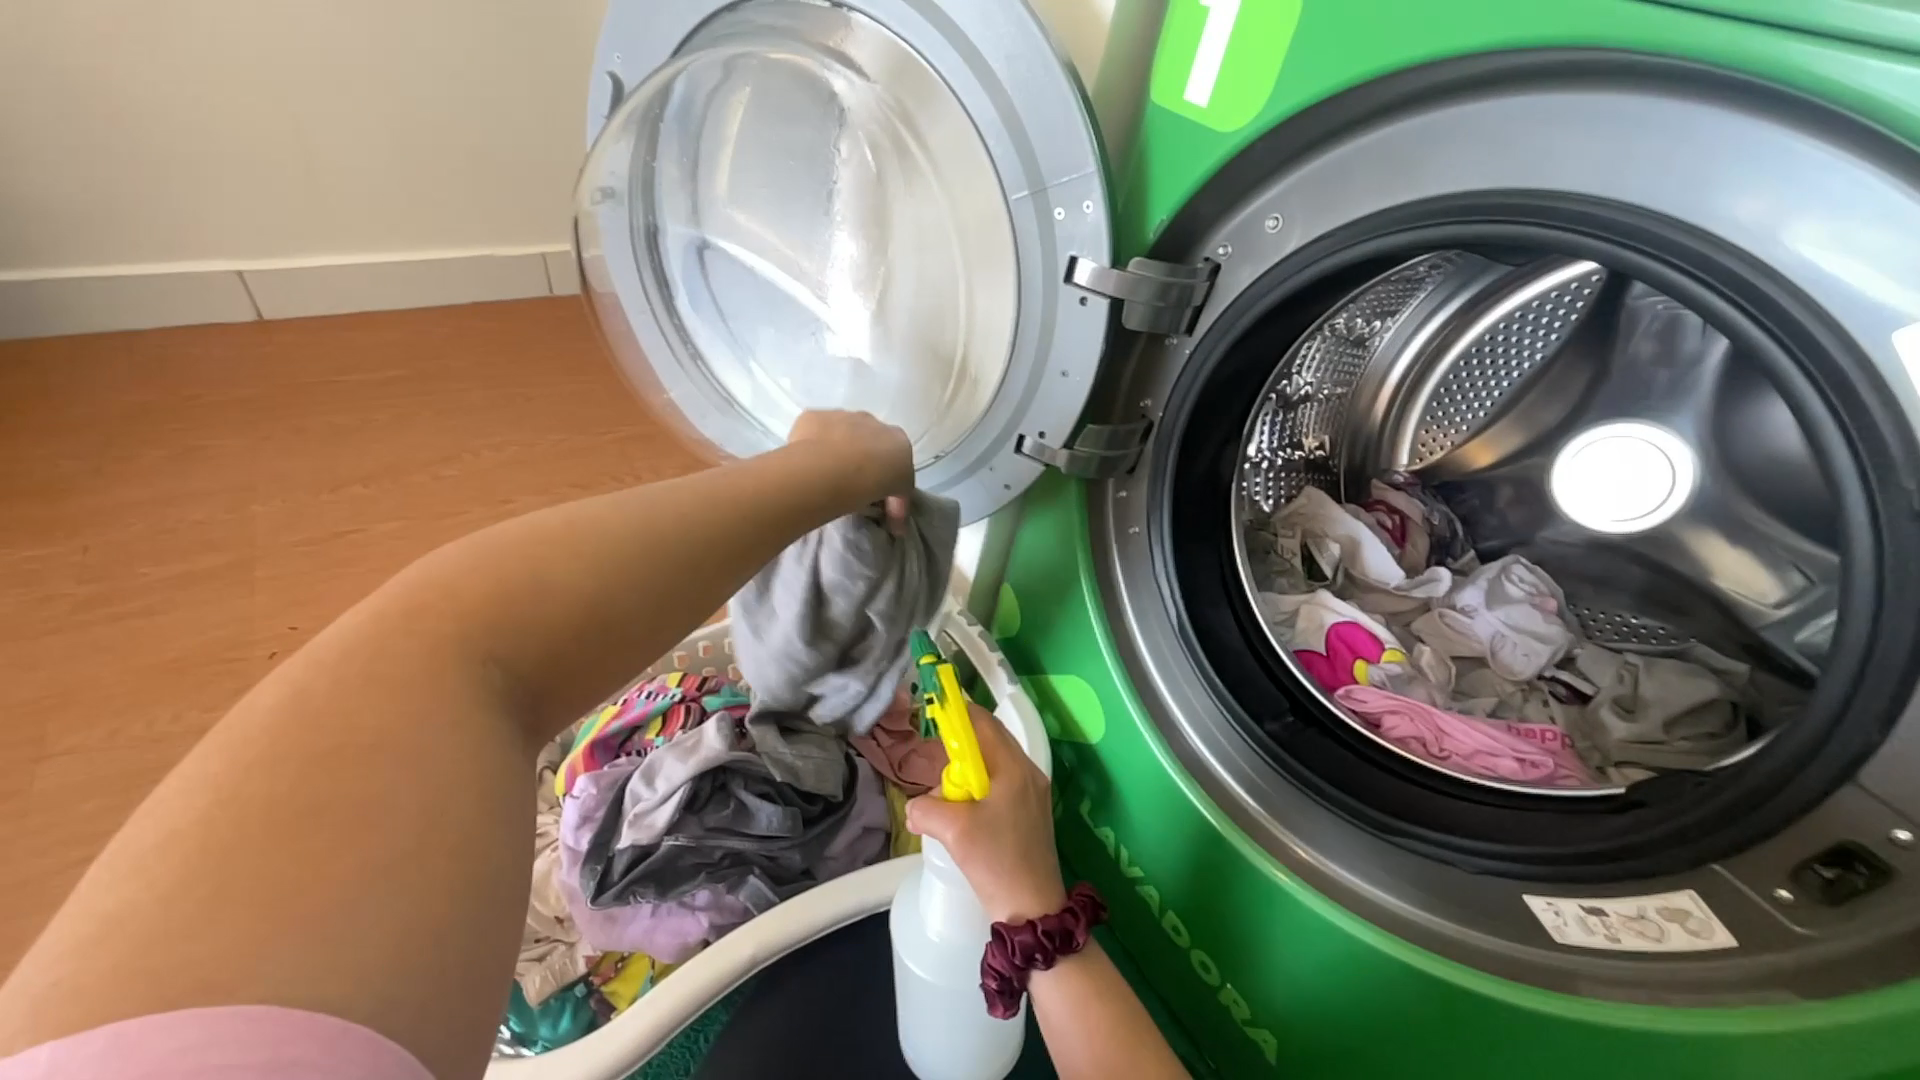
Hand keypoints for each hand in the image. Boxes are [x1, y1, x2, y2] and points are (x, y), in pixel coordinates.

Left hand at [786, 410, 912, 532]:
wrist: (837, 466)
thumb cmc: (875, 480)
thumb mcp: (897, 496)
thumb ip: (898, 506)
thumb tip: (898, 528)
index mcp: (897, 439)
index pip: (895, 457)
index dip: (886, 477)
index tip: (877, 497)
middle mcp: (871, 421)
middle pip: (867, 441)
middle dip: (861, 459)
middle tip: (850, 486)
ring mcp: (841, 416)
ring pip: (839, 434)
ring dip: (836, 450)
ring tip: (826, 477)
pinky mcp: (813, 417)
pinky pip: (813, 432)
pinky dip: (811, 445)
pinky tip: (807, 464)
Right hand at [907, 703, 1066, 922]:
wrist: (1033, 910)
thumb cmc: (996, 862)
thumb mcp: (953, 831)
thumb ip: (926, 808)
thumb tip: (915, 805)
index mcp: (1014, 768)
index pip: (983, 723)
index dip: (957, 714)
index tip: (932, 714)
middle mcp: (1028, 773)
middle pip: (990, 741)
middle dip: (959, 746)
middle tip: (934, 760)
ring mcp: (1032, 794)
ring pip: (994, 765)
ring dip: (967, 772)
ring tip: (946, 795)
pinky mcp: (1031, 814)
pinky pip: (1000, 785)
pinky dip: (978, 789)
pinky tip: (963, 811)